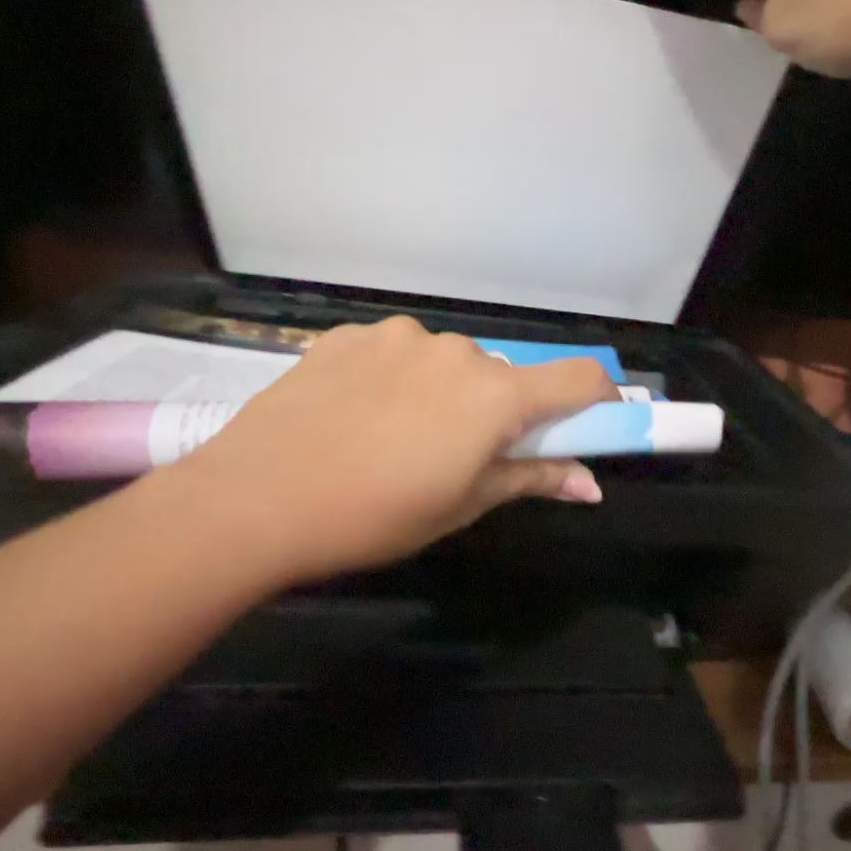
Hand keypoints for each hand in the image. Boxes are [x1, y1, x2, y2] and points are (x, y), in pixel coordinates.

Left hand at [168, 316, 617, 583]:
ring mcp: (398, 336)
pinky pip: (396, 355)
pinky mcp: (348, 335)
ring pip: (447, 363)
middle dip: (498, 410)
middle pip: (505, 375)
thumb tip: (591, 485)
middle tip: (462, 457)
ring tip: (395, 440)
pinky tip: (356, 418)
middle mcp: (456, 350)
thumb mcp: (463, 505)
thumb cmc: (375, 515)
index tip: (588, 425)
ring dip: (444, 394)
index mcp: (495, 395)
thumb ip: (533, 479)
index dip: (597, 401)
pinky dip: (396, 380)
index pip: (579, 378)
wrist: (254, 499)